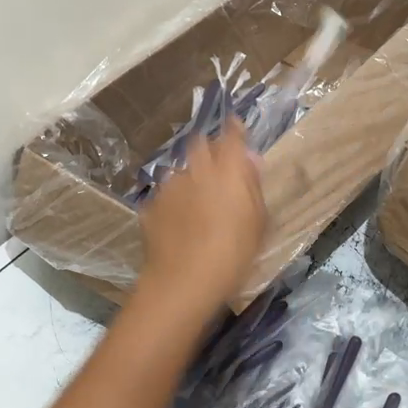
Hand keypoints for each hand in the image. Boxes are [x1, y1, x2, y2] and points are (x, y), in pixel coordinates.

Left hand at [138, 120, 266, 312]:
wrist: (183, 282)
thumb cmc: (233, 254)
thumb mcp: (258, 223)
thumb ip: (253, 187)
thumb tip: (251, 160)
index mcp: (228, 169)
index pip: (231, 134)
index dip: (234, 128)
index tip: (237, 125)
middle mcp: (196, 168)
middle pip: (200, 144)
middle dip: (209, 148)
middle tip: (218, 168)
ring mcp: (168, 186)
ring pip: (180, 170)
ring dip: (189, 177)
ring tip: (196, 202)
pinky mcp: (150, 206)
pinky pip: (165, 196)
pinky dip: (172, 202)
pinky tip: (177, 223)